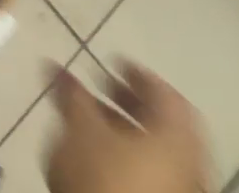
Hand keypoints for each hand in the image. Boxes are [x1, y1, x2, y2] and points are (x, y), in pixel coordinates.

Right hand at [47, 61, 207, 192]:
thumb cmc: (101, 171)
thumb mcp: (79, 127)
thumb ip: (70, 95)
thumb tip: (55, 64)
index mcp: (175, 136)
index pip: (167, 96)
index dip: (141, 75)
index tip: (114, 59)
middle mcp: (184, 156)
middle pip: (163, 119)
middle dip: (129, 96)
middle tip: (99, 79)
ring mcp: (174, 178)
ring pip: (151, 139)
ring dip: (120, 118)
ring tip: (86, 107)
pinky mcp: (156, 190)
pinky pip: (144, 156)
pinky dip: (121, 139)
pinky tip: (93, 138)